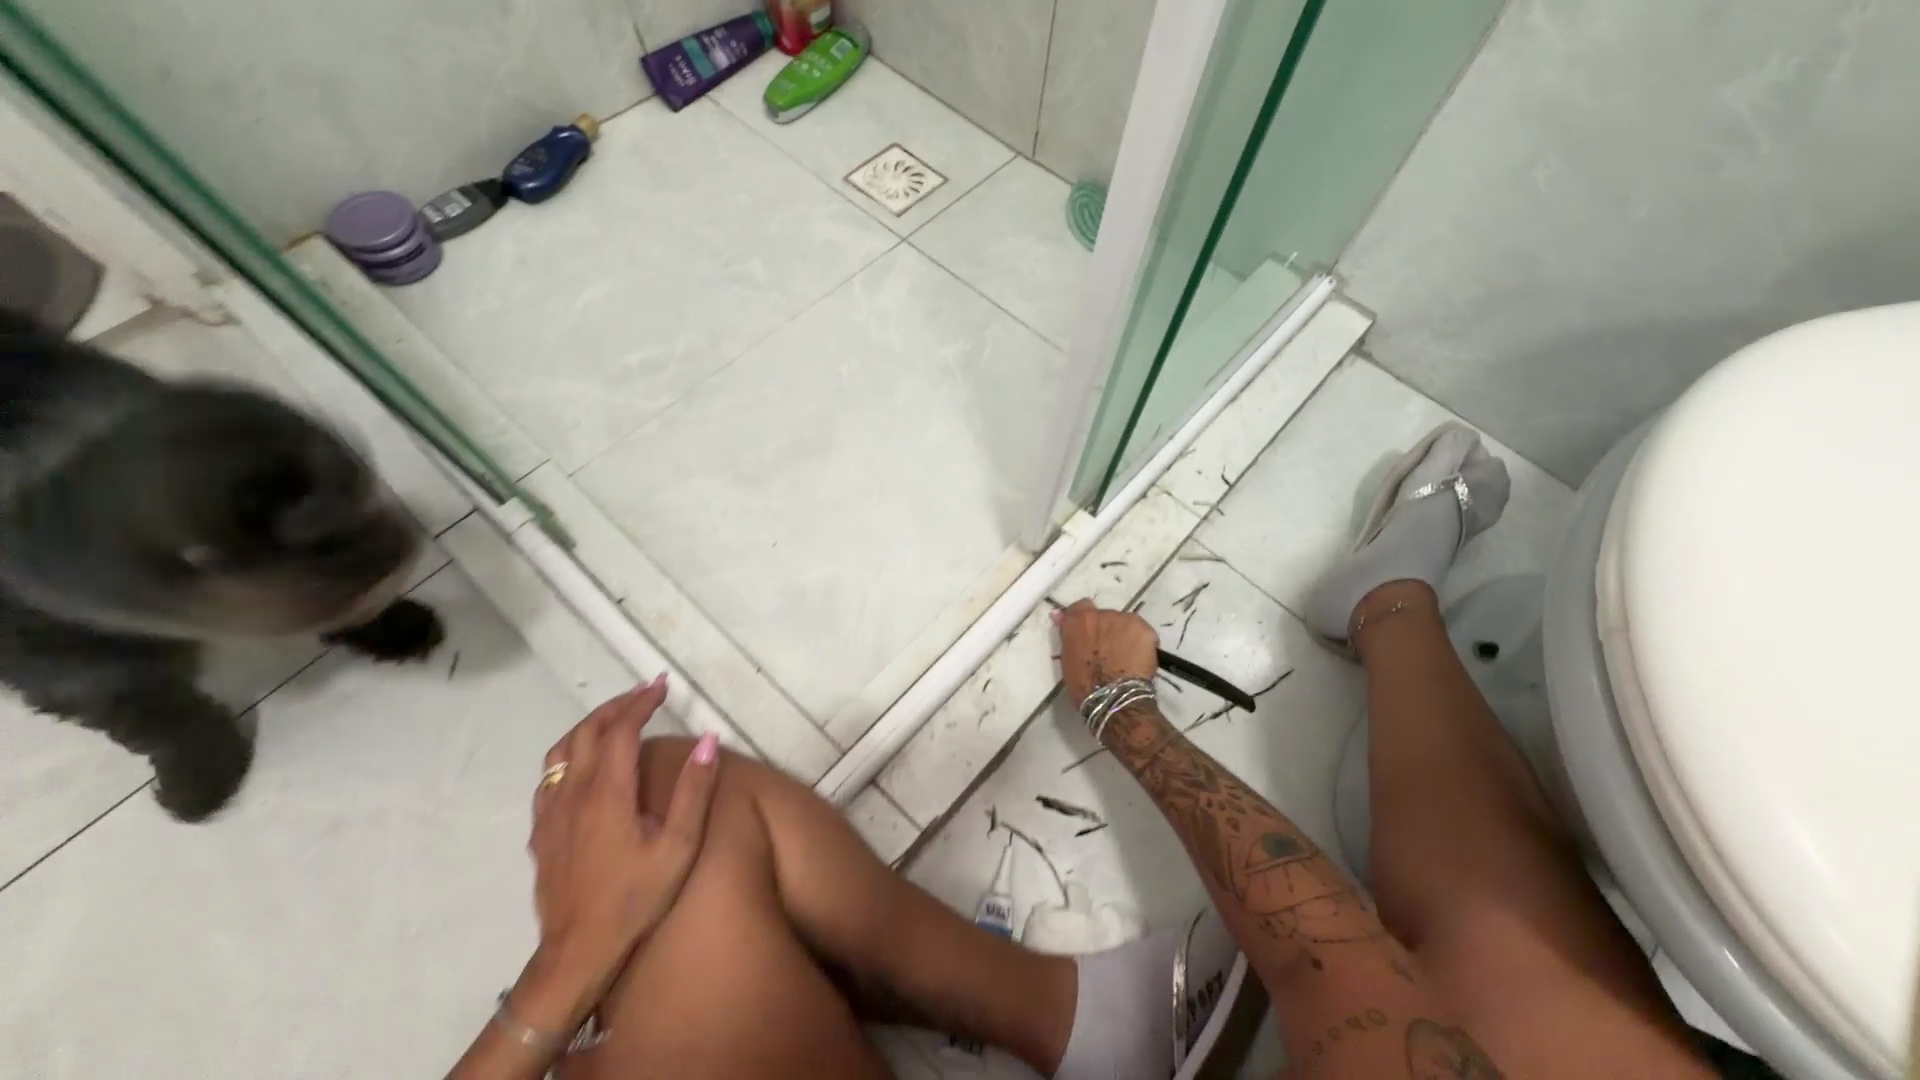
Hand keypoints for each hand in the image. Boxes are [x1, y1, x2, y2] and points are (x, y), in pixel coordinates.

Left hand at [526, 677, 719, 986]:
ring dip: (589, 724)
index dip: (642, 702)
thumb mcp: (679, 847)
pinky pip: (550, 776)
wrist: (578, 951)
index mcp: (607, 792)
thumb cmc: (635, 899)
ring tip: (615, 717)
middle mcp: (573, 792)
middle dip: (617, 705)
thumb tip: (707, 739)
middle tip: (645, 693)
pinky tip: (585, 765)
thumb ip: (695, 790)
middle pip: (588, 731)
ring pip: (563, 750)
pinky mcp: (542, 831)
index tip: (662, 685)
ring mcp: (551, 811)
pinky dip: (571, 754)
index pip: (621, 729)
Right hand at [1053, 599, 1158, 707]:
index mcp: (1079, 621)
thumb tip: (1060, 617)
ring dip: (1124, 636)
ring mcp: (1125, 620)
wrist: (1114, 699)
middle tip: (1107, 653)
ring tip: (1126, 659)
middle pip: (1105, 617)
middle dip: (1106, 631)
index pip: (1080, 608)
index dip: (1086, 622)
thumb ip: (1068, 636)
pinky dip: (1141, 644)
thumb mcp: (1068, 659)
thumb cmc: (1084, 685)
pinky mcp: (1145, 630)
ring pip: (1125, 625)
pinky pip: (1142, 634)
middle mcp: (1102, 613)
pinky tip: (1139, 660)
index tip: (1088, 636)